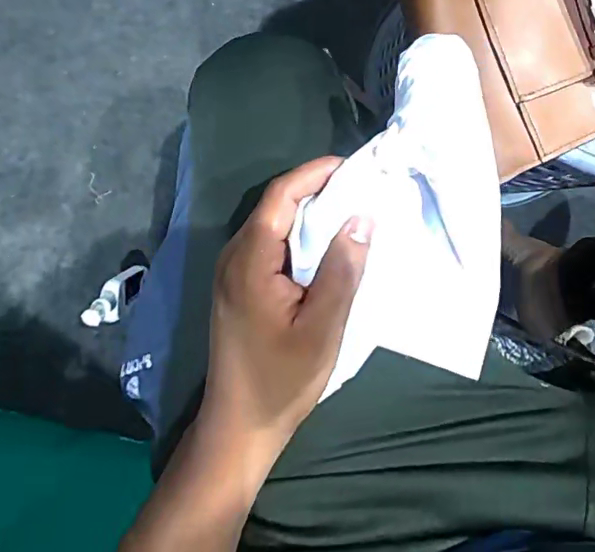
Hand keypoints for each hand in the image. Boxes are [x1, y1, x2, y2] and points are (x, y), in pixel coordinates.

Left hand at [200, 156, 371, 466]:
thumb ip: (342, 269)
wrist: (238, 428)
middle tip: (359, 183)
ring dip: (309, 208)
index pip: (280, 196)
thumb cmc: (280, 379)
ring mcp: (233, 270)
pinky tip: (326, 241)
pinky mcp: (239, 284)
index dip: (314, 173)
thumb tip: (362, 217)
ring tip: (349, 206)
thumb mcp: (322, 327)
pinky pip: (270, 241)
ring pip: (273, 221)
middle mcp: (234, 256)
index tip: (351, 165)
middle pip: (275, 204)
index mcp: (249, 260)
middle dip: (316, 186)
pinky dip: (299, 230)